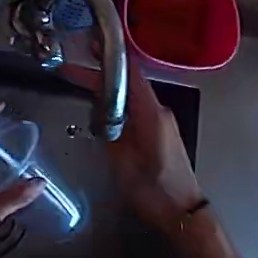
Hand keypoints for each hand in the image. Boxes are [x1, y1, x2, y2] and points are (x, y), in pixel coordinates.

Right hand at [67, 56, 203, 236]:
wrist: (184, 212)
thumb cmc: (155, 190)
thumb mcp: (123, 163)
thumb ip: (110, 135)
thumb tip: (99, 115)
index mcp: (151, 113)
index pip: (131, 74)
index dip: (111, 57)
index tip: (92, 45)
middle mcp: (158, 111)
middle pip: (128, 83)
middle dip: (101, 74)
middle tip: (73, 69)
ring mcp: (161, 120)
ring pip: (131, 95)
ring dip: (108, 89)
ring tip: (81, 84)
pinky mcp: (160, 131)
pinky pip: (136, 108)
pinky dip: (117, 103)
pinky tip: (101, 109)